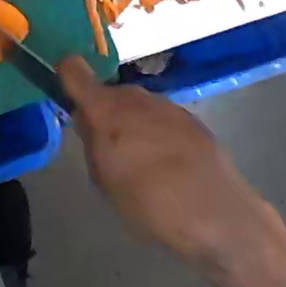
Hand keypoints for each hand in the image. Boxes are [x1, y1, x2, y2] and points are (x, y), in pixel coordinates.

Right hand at [59, 56, 285, 270]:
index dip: (66, 76)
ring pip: (136, 107)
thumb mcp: (103, 182)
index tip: (66, 95)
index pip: (73, 70)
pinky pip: (161, 119)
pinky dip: (159, 135)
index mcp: (105, 109)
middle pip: (108, 95)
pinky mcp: (191, 118)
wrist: (219, 216)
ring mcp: (165, 104)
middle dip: (104, 115)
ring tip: (144, 166)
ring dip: (133, 126)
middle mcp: (134, 96)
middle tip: (110, 152)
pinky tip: (171, 168)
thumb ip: (91, 144)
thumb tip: (88, 122)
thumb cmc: (150, 204)